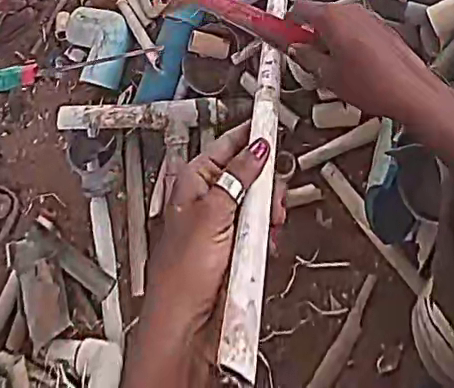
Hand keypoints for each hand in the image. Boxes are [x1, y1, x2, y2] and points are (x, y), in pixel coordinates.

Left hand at [141, 123, 286, 339]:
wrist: (185, 330)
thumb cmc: (181, 276)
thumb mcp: (214, 212)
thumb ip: (240, 175)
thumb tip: (258, 146)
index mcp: (194, 180)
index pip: (228, 144)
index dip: (250, 134)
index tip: (272, 122)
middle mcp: (208, 198)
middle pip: (249, 172)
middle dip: (265, 182)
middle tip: (272, 194)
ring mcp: (224, 223)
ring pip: (258, 200)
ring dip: (269, 210)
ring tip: (268, 223)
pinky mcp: (236, 246)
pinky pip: (261, 228)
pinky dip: (267, 233)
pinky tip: (265, 242)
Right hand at [290, 0, 452, 128]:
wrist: (412, 92)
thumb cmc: (376, 84)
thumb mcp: (328, 76)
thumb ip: (306, 57)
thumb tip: (297, 50)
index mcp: (332, 17)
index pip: (298, 9)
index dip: (285, 23)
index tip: (276, 31)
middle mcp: (351, 11)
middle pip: (318, 15)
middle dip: (308, 35)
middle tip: (304, 58)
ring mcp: (368, 17)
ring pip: (338, 23)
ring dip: (329, 39)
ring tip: (331, 68)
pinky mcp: (381, 27)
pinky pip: (355, 29)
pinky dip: (347, 42)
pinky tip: (351, 66)